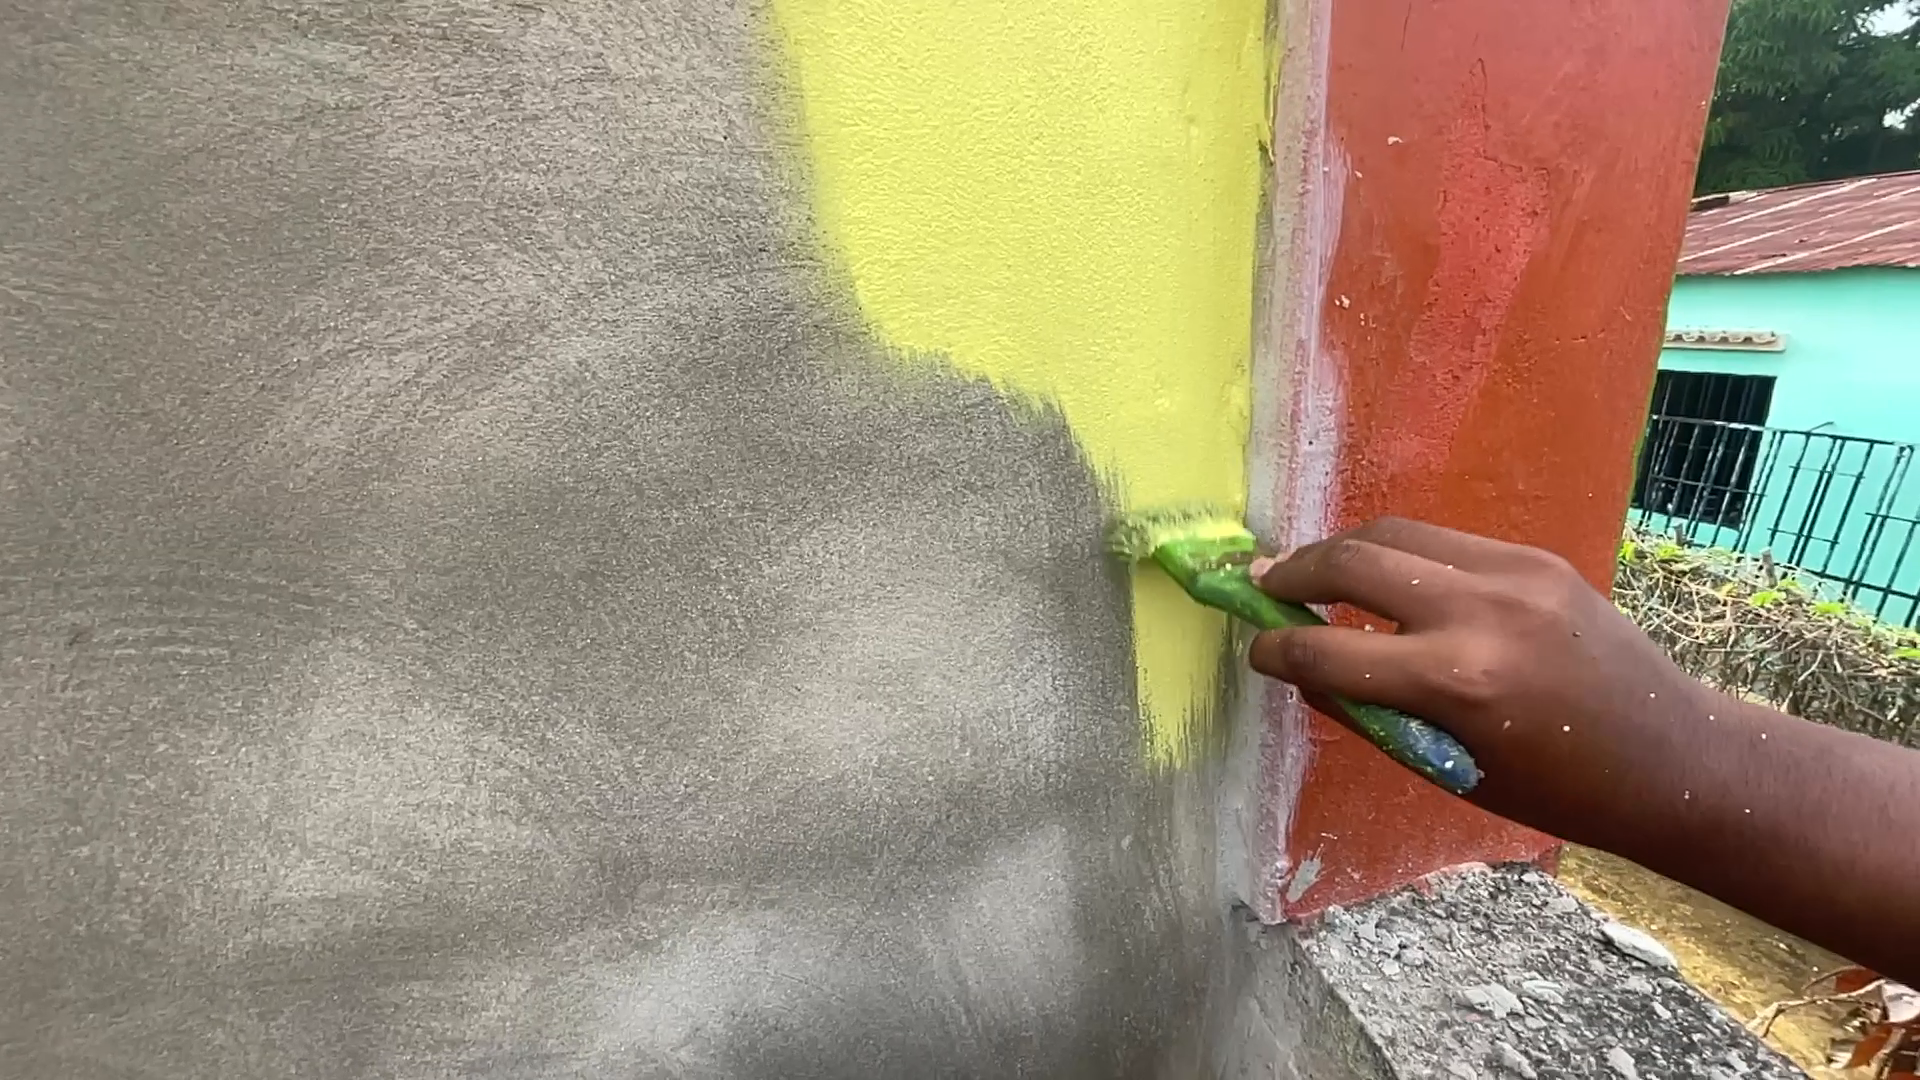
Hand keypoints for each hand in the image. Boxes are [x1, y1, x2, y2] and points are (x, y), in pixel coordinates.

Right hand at [1246, 517, 1715, 846]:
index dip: (1275, 650)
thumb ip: (1360, 708)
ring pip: (1388, 533)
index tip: (1256, 650)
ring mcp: (1513, 573)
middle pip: (1350, 563)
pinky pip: (1434, 541)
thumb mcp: (1442, 764)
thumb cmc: (1554, 787)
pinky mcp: (1532, 557)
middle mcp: (1481, 612)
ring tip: (1308, 571)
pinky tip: (1376, 574)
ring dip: (1334, 550)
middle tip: (1262, 584)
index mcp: (1456, 683)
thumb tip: (1299, 666)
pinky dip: (1387, 553)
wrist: (1682, 760)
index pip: (1325, 651)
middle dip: (1291, 573)